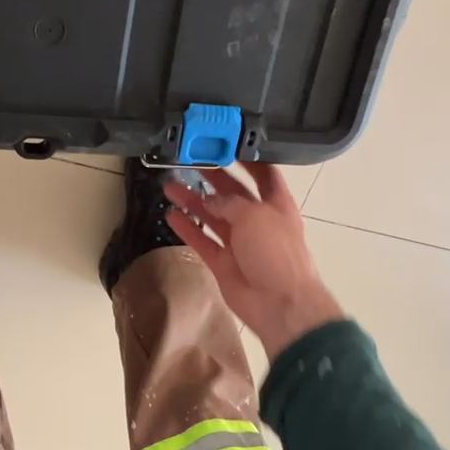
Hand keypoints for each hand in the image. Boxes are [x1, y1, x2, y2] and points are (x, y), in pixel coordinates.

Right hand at [165, 163, 345, 359]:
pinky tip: (171, 214)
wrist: (280, 303)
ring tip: (170, 186)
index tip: (226, 146)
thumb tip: (211, 200)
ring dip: (193, 201)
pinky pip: (202, 240)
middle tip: (188, 162)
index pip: (264, 175)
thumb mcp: (255, 216)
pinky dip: (187, 228)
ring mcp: (239, 243)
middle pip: (232, 194)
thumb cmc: (276, 252)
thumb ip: (230, 203)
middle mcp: (258, 220)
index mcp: (276, 205)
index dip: (248, 160)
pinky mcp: (223, 262)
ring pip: (213, 216)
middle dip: (212, 178)